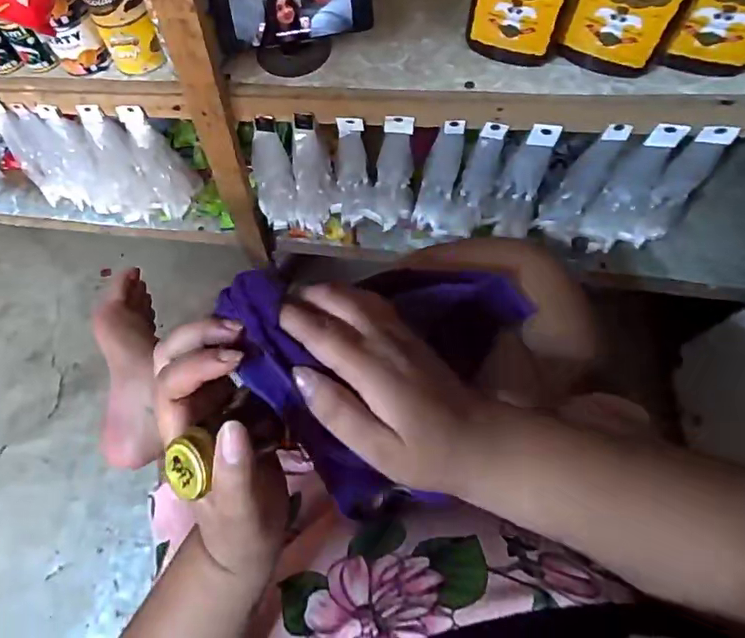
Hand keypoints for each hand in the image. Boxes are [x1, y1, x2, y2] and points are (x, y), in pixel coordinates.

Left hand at [152, 318, 287, 580]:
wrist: (248, 539)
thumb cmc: (238, 529)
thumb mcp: (239, 511)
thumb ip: (234, 475)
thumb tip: (233, 425)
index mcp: (178, 436)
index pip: (169, 387)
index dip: (196, 365)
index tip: (236, 358)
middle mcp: (186, 411)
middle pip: (169, 357)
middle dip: (198, 334)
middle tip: (239, 329)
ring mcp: (208, 402)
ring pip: (193, 351)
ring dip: (215, 333)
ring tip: (250, 330)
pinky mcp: (233, 399)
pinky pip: (226, 360)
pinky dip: (240, 343)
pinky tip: (263, 339)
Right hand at [279, 284, 498, 495]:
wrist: (479, 440)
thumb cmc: (425, 455)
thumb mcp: (378, 450)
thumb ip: (337, 412)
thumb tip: (299, 374)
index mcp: (373, 371)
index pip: (325, 334)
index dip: (294, 319)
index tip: (265, 312)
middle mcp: (384, 341)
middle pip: (340, 303)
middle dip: (305, 296)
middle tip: (274, 299)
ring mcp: (399, 332)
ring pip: (357, 296)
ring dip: (325, 290)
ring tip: (298, 294)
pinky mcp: (408, 332)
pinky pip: (373, 301)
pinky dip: (348, 293)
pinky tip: (336, 298)